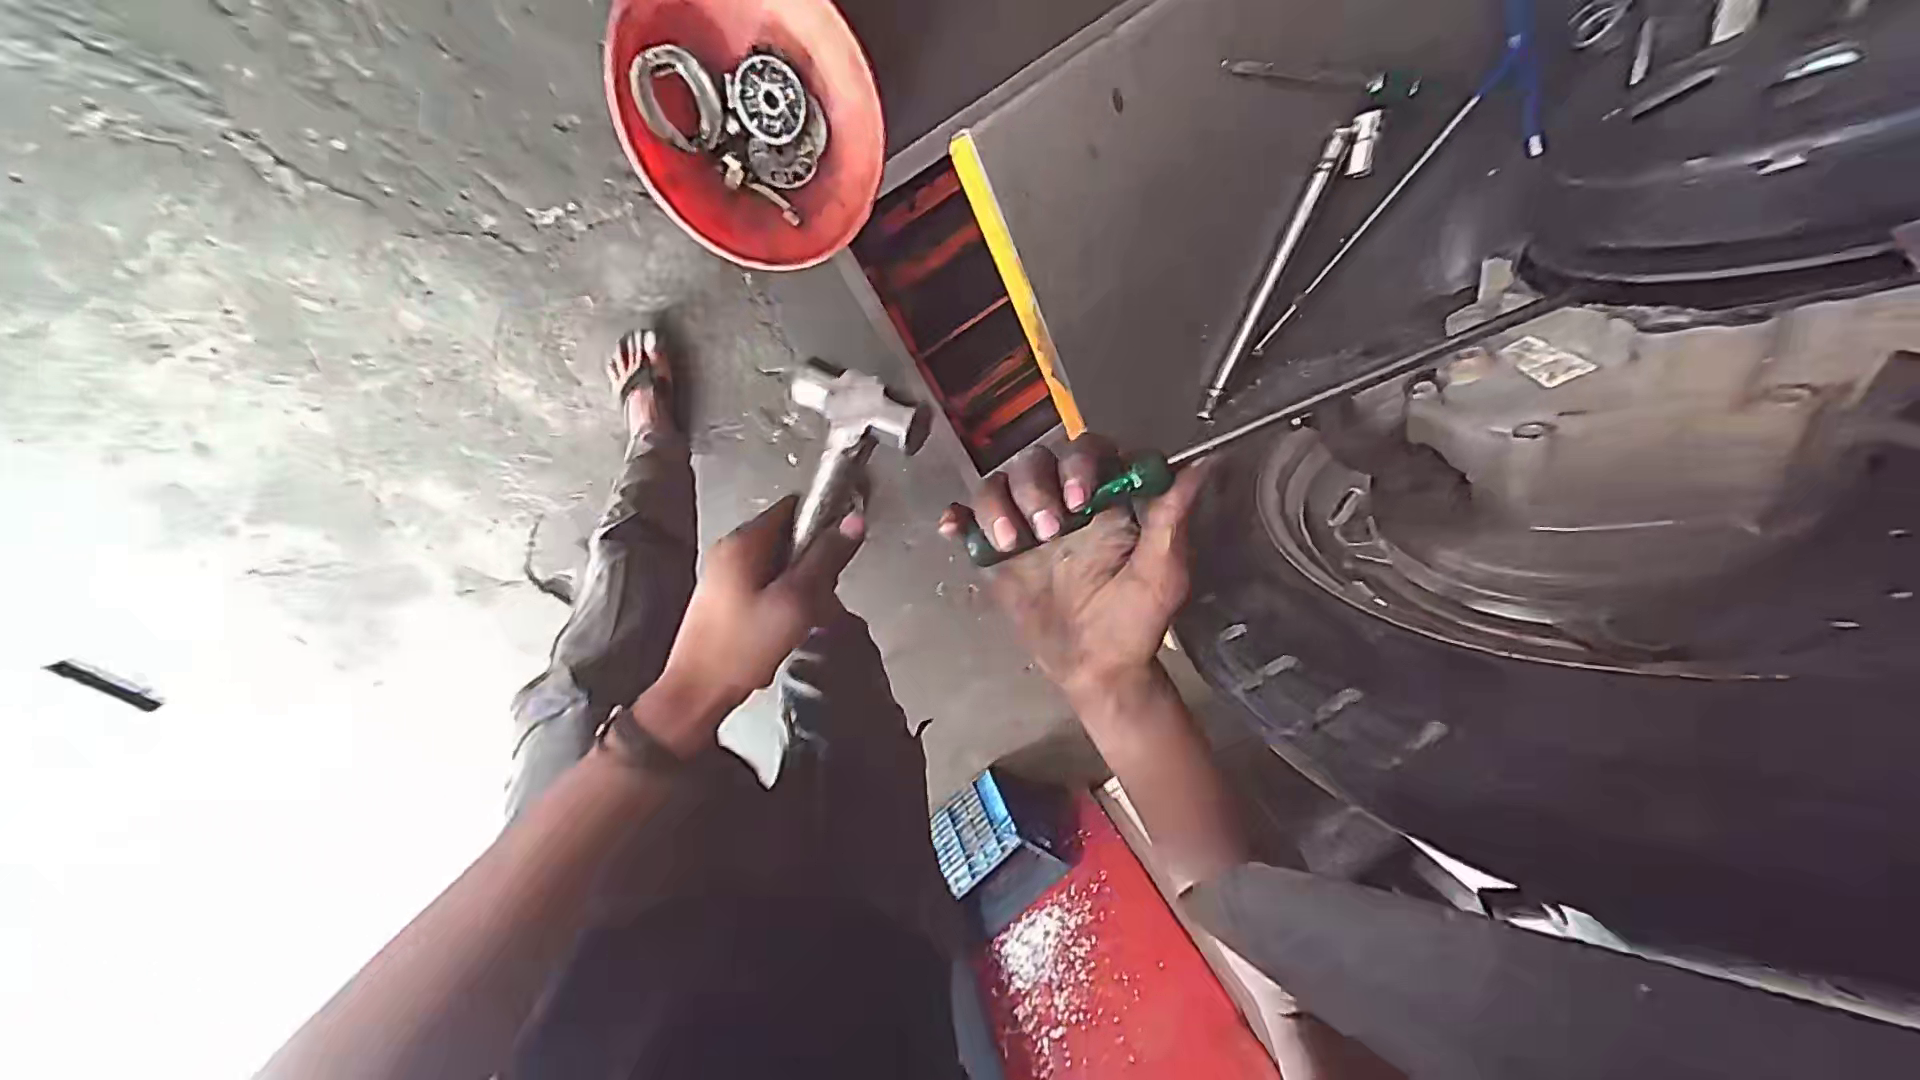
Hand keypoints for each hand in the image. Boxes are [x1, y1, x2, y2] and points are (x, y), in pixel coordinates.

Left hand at [656, 495, 863, 723]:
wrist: (697, 693)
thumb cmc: (740, 648)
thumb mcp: (796, 601)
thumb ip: (826, 559)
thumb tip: (854, 522)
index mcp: (743, 543)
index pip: (794, 508)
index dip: (824, 523)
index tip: (840, 549)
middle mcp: (731, 553)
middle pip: (790, 540)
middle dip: (815, 566)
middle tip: (822, 596)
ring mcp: (727, 577)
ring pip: (783, 568)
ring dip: (804, 589)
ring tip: (807, 618)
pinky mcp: (728, 601)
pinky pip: (770, 589)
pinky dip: (787, 603)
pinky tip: (789, 629)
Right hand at [938, 436, 1210, 698]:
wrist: (1093, 667)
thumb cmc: (1133, 623)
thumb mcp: (1161, 574)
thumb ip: (1172, 519)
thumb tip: (1201, 465)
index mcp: (1106, 500)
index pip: (1089, 451)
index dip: (1081, 463)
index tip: (1081, 498)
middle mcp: (1063, 502)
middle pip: (1036, 461)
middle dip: (1036, 488)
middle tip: (1048, 530)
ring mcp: (1026, 523)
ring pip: (999, 484)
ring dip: (997, 504)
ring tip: (1011, 544)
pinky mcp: (996, 549)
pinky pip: (970, 519)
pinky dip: (959, 517)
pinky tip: (954, 527)